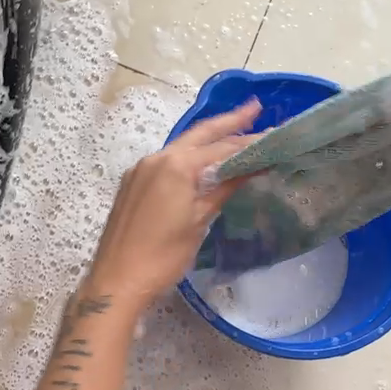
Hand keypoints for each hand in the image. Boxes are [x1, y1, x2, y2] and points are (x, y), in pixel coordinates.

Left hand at [85, 101, 261, 307]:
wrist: (117, 281)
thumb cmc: (163, 256)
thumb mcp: (199, 221)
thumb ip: (224, 188)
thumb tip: (250, 167)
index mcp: (176, 165)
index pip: (221, 147)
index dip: (249, 142)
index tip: (273, 134)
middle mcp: (156, 158)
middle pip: (199, 134)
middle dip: (228, 122)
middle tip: (255, 109)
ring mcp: (141, 169)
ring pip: (181, 147)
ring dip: (207, 140)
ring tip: (234, 133)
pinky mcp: (132, 183)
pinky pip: (166, 161)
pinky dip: (188, 157)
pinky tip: (201, 163)